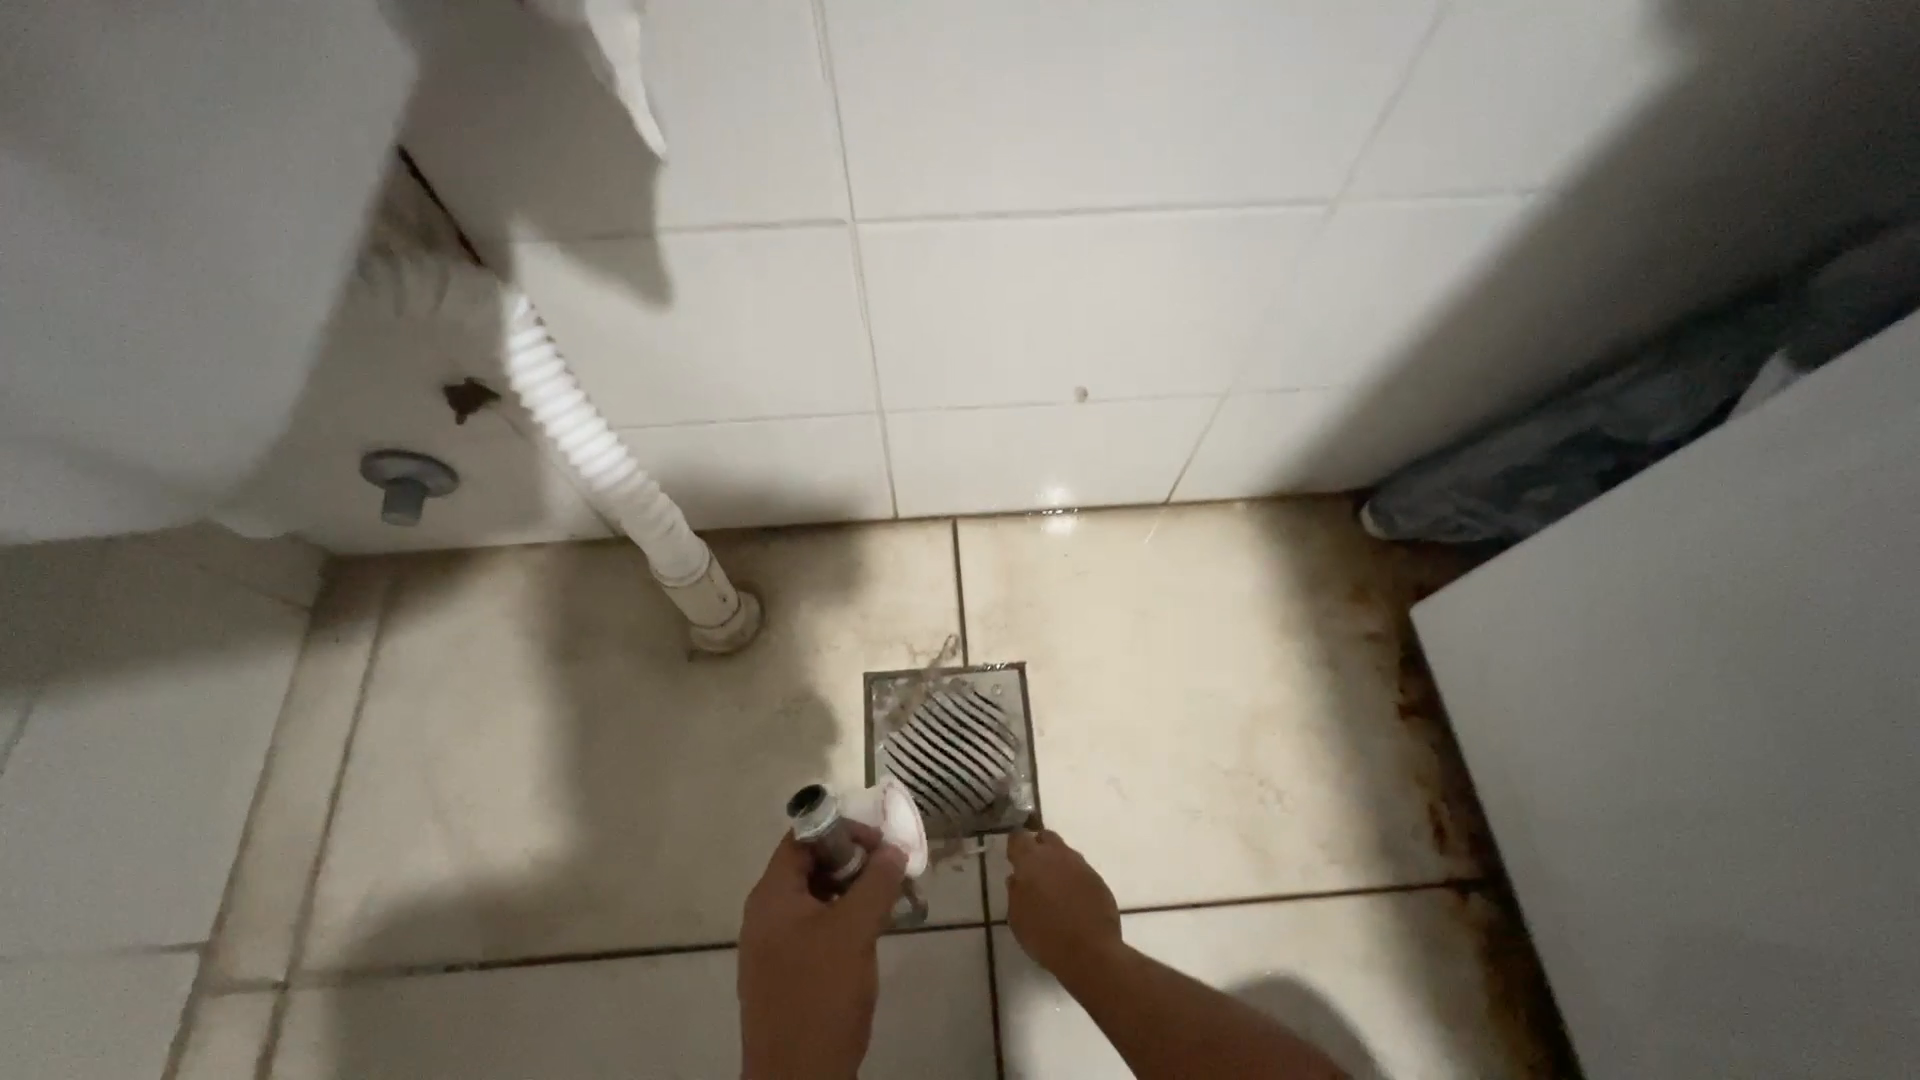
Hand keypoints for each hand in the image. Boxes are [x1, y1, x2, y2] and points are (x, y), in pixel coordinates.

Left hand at [738, 823, 907, 1079]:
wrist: (797, 1079)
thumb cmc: (821, 994)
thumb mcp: (855, 930)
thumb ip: (876, 881)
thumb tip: (894, 848)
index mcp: (771, 895)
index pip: (802, 837)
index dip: (842, 831)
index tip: (880, 845)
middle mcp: (764, 914)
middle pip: (808, 866)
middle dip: (852, 863)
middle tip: (889, 874)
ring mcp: (771, 947)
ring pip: (815, 899)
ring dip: (851, 893)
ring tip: (888, 904)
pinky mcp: (784, 974)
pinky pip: (813, 929)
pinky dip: (842, 921)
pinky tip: (869, 936)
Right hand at [1005, 828, 1123, 981]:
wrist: (1090, 952)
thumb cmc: (1044, 937)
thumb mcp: (1017, 918)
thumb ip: (1015, 892)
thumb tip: (1017, 879)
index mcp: (1031, 860)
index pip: (1019, 837)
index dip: (1015, 845)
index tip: (1013, 858)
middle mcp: (1057, 855)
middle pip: (1046, 837)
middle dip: (1038, 847)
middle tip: (1034, 869)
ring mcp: (1080, 865)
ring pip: (1065, 853)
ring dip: (1058, 863)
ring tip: (1054, 888)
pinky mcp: (1098, 879)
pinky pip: (1081, 871)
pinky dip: (1074, 879)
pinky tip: (1073, 900)